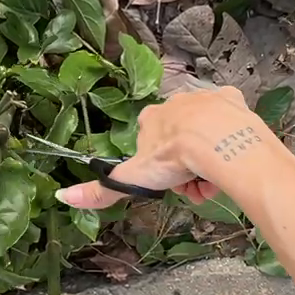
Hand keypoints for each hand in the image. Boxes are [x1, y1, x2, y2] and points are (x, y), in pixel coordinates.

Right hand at [56, 87, 273, 208]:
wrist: (219, 142)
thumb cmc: (175, 158)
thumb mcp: (134, 179)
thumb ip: (101, 190)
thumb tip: (63, 196)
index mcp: (150, 118)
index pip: (150, 144)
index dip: (159, 168)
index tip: (169, 184)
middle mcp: (175, 103)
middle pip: (178, 140)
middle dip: (185, 167)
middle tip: (194, 189)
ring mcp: (204, 99)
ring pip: (203, 132)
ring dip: (206, 158)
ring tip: (214, 180)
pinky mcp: (231, 98)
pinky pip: (229, 118)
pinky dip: (229, 136)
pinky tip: (230, 155)